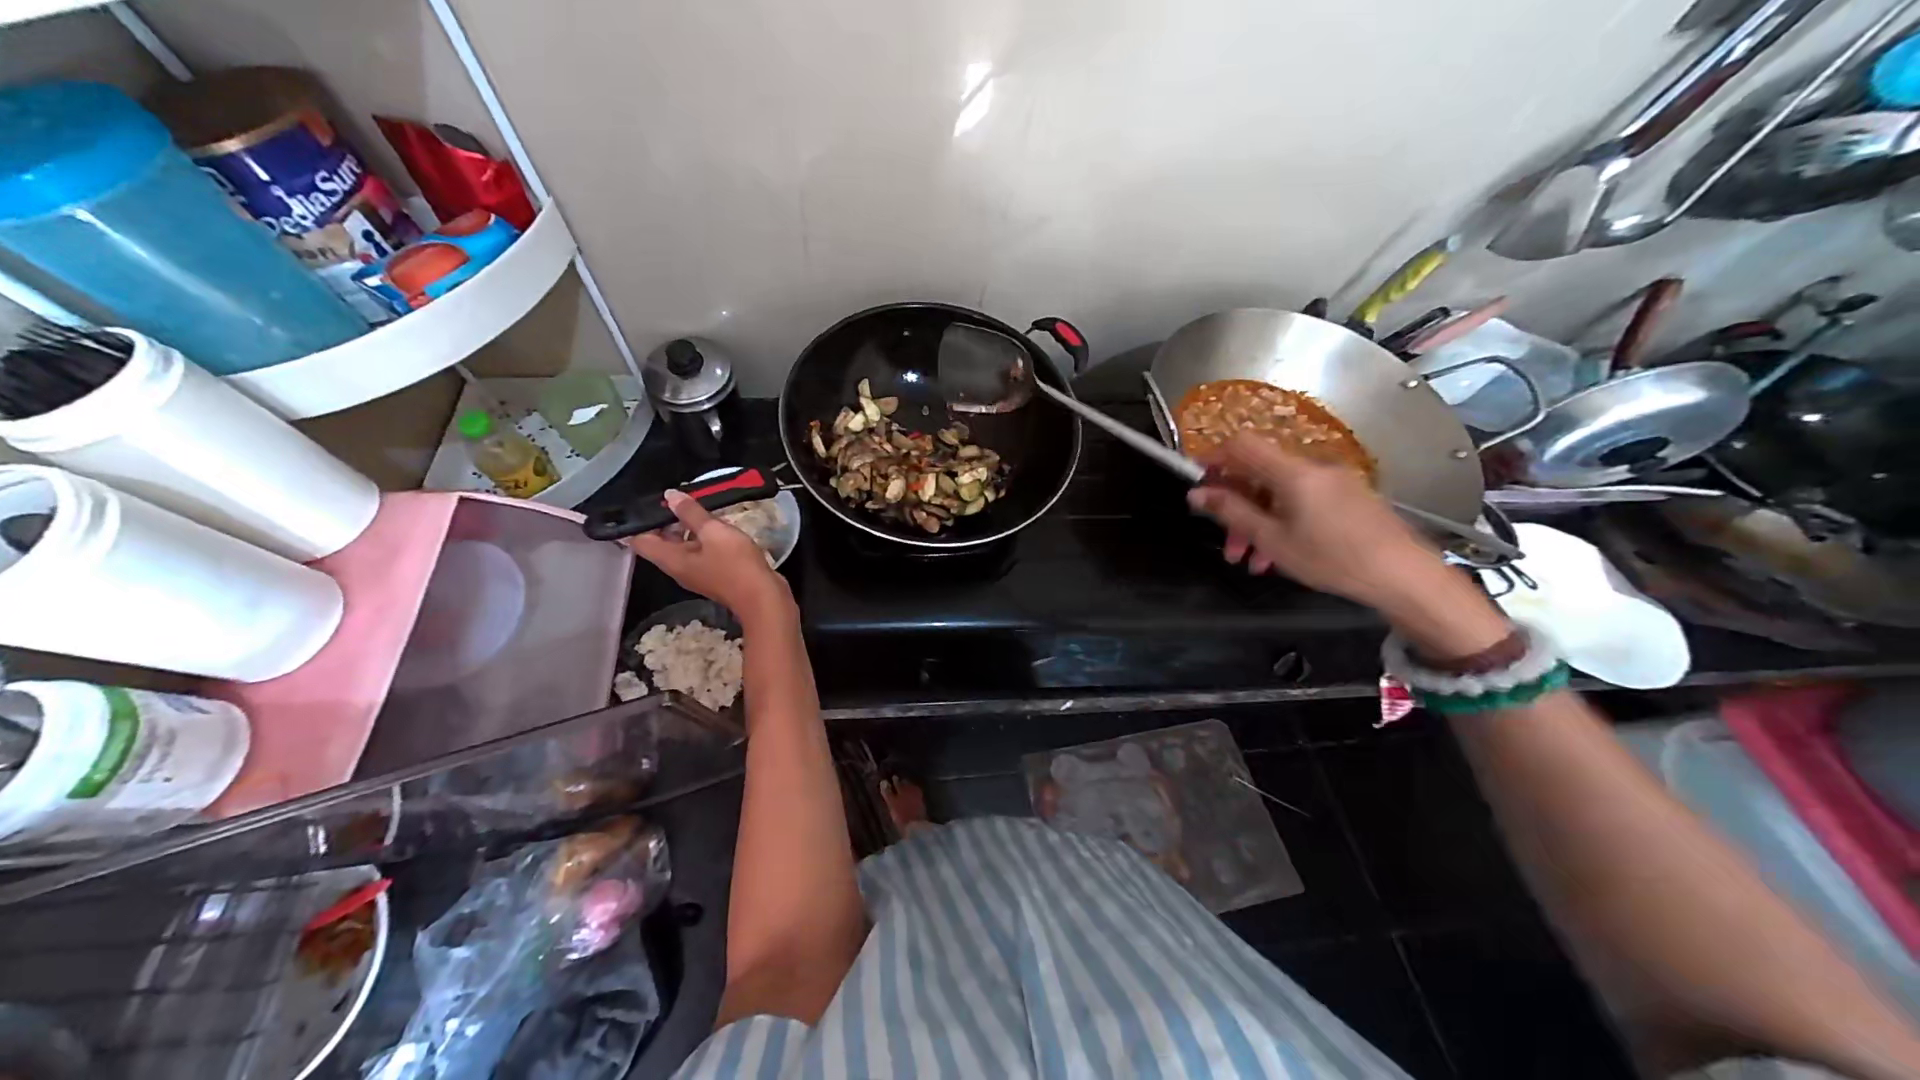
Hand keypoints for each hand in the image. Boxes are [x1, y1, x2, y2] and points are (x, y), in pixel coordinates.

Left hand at [626, 490, 792, 621]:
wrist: (763, 597)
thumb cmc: (735, 564)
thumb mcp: (713, 532)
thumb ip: (691, 513)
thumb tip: (669, 496)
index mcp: (670, 559)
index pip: (640, 540)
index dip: (640, 520)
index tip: (653, 500)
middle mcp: (678, 568)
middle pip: (661, 542)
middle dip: (667, 520)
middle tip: (681, 497)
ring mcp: (697, 572)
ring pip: (683, 546)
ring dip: (689, 528)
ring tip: (702, 506)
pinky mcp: (714, 574)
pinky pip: (701, 552)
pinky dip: (704, 538)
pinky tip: (719, 525)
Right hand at [1188, 435, 1509, 658]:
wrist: (1402, 575)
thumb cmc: (1333, 558)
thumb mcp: (1272, 539)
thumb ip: (1232, 512)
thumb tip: (1198, 493)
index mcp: (1293, 472)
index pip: (1242, 445)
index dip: (1214, 458)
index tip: (1198, 483)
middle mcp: (1313, 468)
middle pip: (1259, 474)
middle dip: (1235, 506)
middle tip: (1226, 541)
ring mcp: (1334, 482)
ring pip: (1279, 493)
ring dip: (1258, 522)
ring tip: (1250, 559)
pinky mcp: (1348, 498)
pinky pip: (1302, 502)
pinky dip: (1283, 522)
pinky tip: (1279, 554)